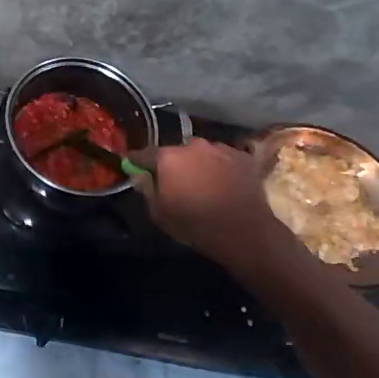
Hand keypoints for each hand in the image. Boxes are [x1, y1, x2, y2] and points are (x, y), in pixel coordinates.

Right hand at [133, 139, 293, 273]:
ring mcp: (220, 148)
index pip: (144, 153)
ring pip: (202, 153)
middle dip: (173, 163)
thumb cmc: (195, 224)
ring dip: (198, 164)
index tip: (134, 167)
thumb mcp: (159, 214)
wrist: (244, 232)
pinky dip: (220, 167)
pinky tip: (224, 184)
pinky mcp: (243, 156)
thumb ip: (146, 189)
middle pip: (175, 152)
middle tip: (176, 181)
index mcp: (168, 157)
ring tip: (203, 183)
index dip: (137, 161)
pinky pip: (224, 158)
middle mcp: (193, 145)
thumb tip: (140, 175)